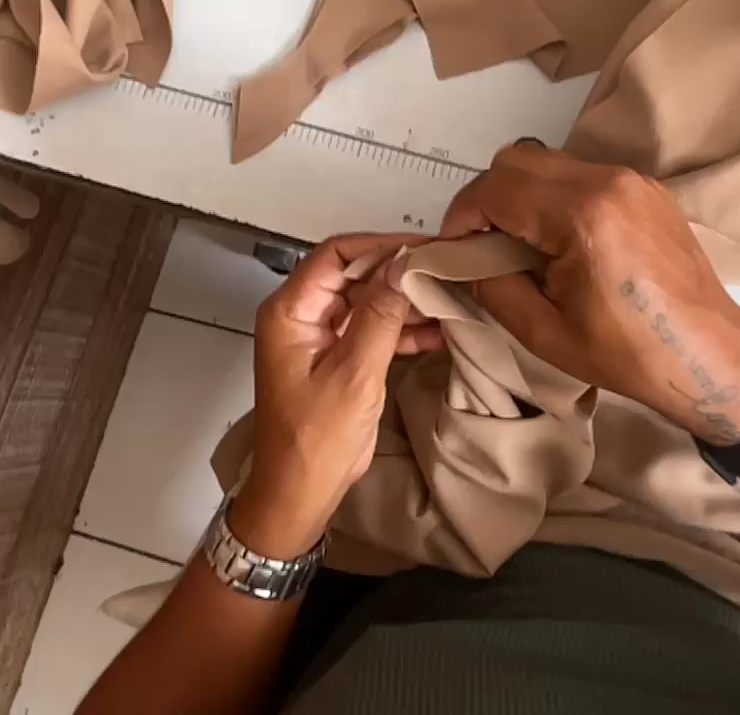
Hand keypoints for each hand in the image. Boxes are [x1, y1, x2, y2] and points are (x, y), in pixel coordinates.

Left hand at [233, 234, 443, 558]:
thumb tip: (404, 263)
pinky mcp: (337, 355)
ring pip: (367, 300)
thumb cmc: (315, 441)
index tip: (424, 247)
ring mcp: (319, 334)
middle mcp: (301, 314)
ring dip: (404, 301)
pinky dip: (401, 329)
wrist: (300, 496)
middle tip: (444, 268)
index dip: (380, 245)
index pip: (336, 255)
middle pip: (353, 274)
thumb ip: (380, 315)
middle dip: (398, 272)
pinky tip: (437, 331)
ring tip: (448, 297)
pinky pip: (371, 328)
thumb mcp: (354, 374)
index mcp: (291, 311)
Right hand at [442, 142, 739, 443]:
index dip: (461, 216)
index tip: (454, 249)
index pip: (495, 189)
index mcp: (582, 215)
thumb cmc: (627, 353)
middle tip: (481, 244)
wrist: (709, 357)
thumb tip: (460, 258)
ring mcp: (631, 179)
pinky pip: (579, 173)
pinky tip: (560, 240)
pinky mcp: (646, 187)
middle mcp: (607, 180)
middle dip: (486, 198)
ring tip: (521, 244)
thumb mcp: (542, 331)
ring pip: (546, 161)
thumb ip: (490, 284)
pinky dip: (553, 196)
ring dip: (520, 194)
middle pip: (516, 159)